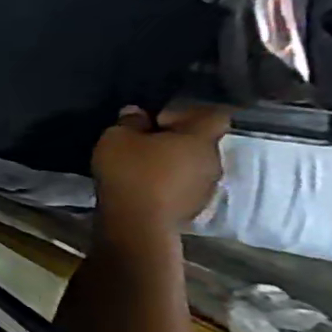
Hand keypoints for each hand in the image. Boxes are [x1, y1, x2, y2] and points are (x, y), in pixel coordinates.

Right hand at [90, 104, 231, 234]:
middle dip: (176, 136)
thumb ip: (130, 121)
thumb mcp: (117, 137)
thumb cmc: (130, 170)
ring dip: (174, 159)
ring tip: (143, 162)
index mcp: (200, 139)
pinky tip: (147, 182)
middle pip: (201, 140)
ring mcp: (208, 185)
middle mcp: (213, 160)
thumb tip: (138, 113)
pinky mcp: (197, 204)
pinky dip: (170, 178)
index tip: (159, 116)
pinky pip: (186, 182)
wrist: (138, 220)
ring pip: (194, 162)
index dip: (188, 111)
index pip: (213, 114)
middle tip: (145, 138)